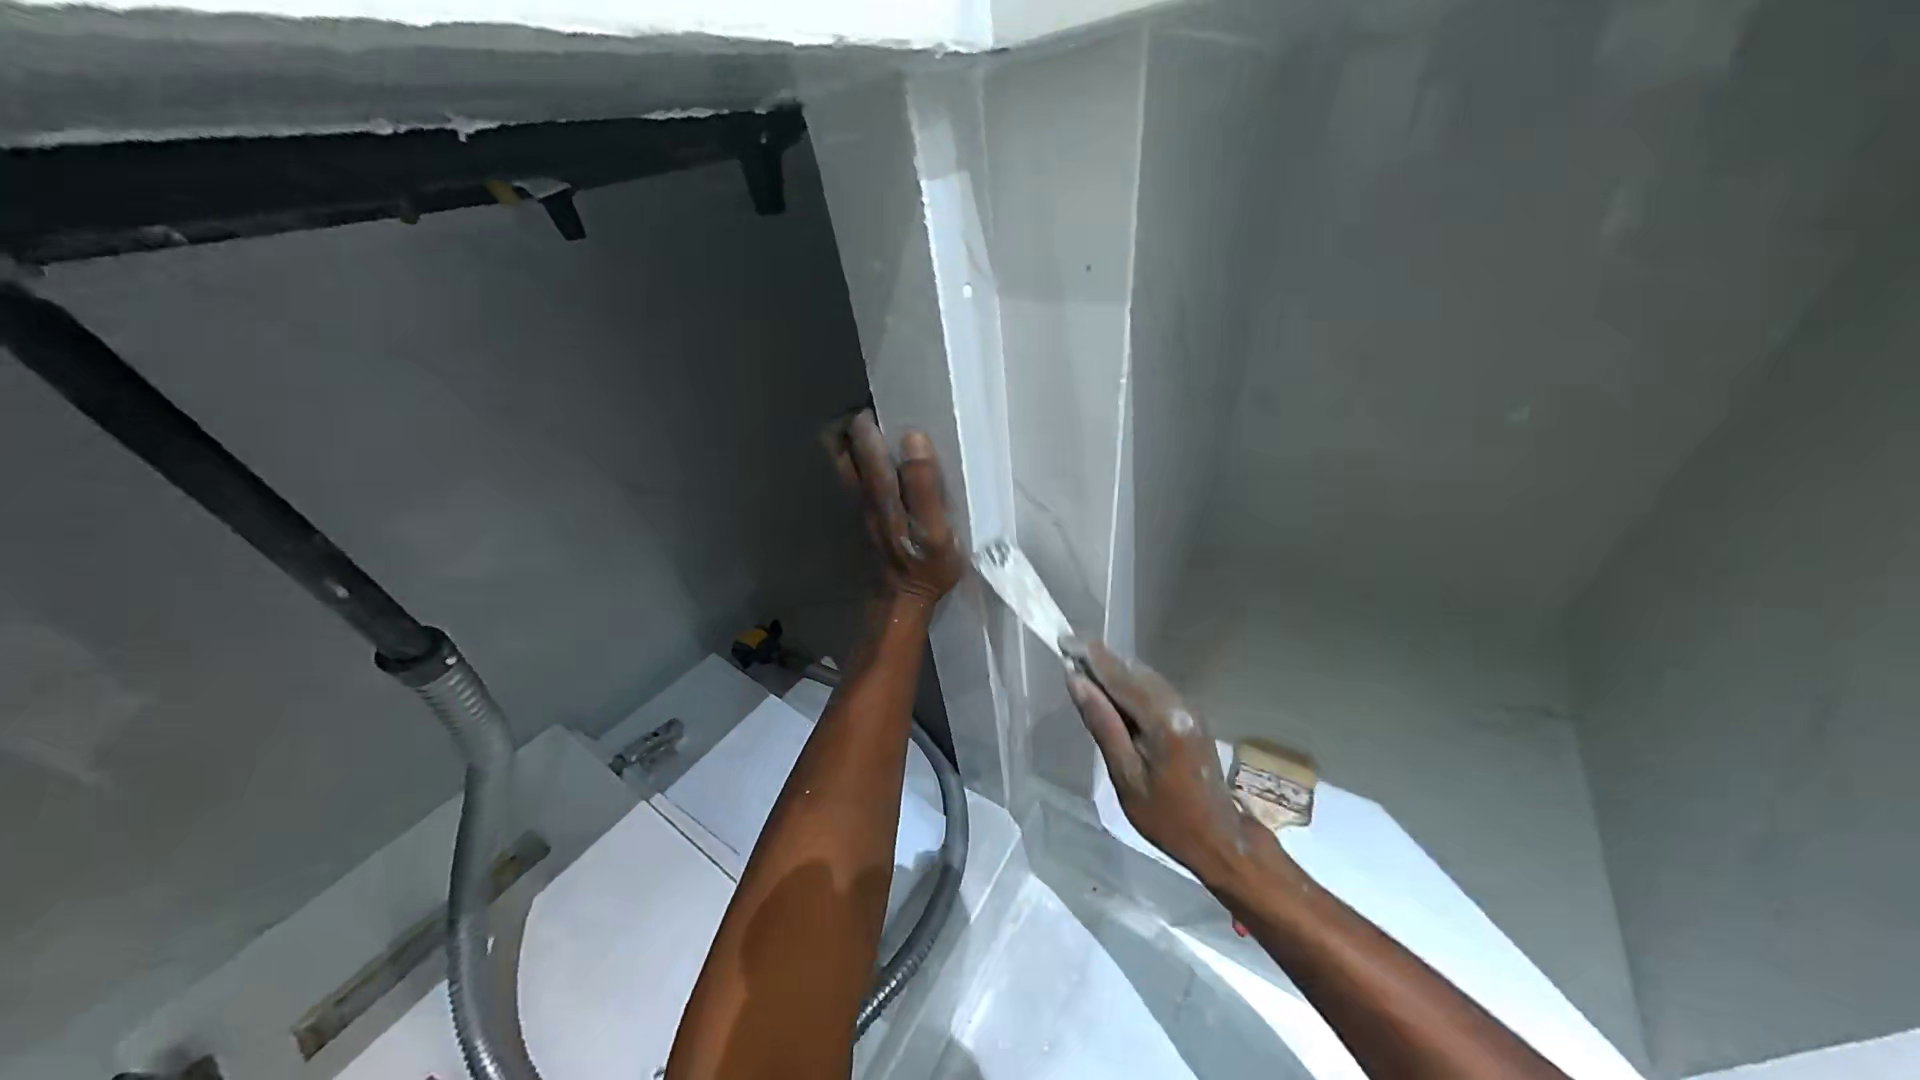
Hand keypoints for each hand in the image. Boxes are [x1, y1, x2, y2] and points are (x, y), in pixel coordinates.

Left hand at [824, 409, 965, 610]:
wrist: (902, 601)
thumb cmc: (927, 566)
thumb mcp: (937, 530)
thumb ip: (925, 485)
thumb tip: (914, 437)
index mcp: (882, 493)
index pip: (865, 445)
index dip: (867, 421)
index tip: (883, 403)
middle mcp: (864, 495)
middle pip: (840, 449)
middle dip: (851, 425)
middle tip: (876, 411)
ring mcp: (861, 506)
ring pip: (844, 463)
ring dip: (852, 440)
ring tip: (875, 428)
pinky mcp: (865, 516)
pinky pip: (854, 477)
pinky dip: (859, 460)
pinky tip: (880, 459)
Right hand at [1065, 641, 1284, 891]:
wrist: (1219, 840)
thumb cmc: (1167, 817)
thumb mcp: (1126, 776)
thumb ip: (1102, 724)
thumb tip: (1076, 681)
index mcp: (1165, 719)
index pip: (1120, 676)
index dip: (1090, 656)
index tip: (1064, 640)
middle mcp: (1180, 704)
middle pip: (1133, 671)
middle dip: (1101, 660)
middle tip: (1068, 654)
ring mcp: (1189, 708)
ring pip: (1144, 678)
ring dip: (1114, 672)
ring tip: (1082, 671)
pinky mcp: (1190, 716)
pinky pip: (1153, 690)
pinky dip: (1129, 686)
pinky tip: (1111, 694)